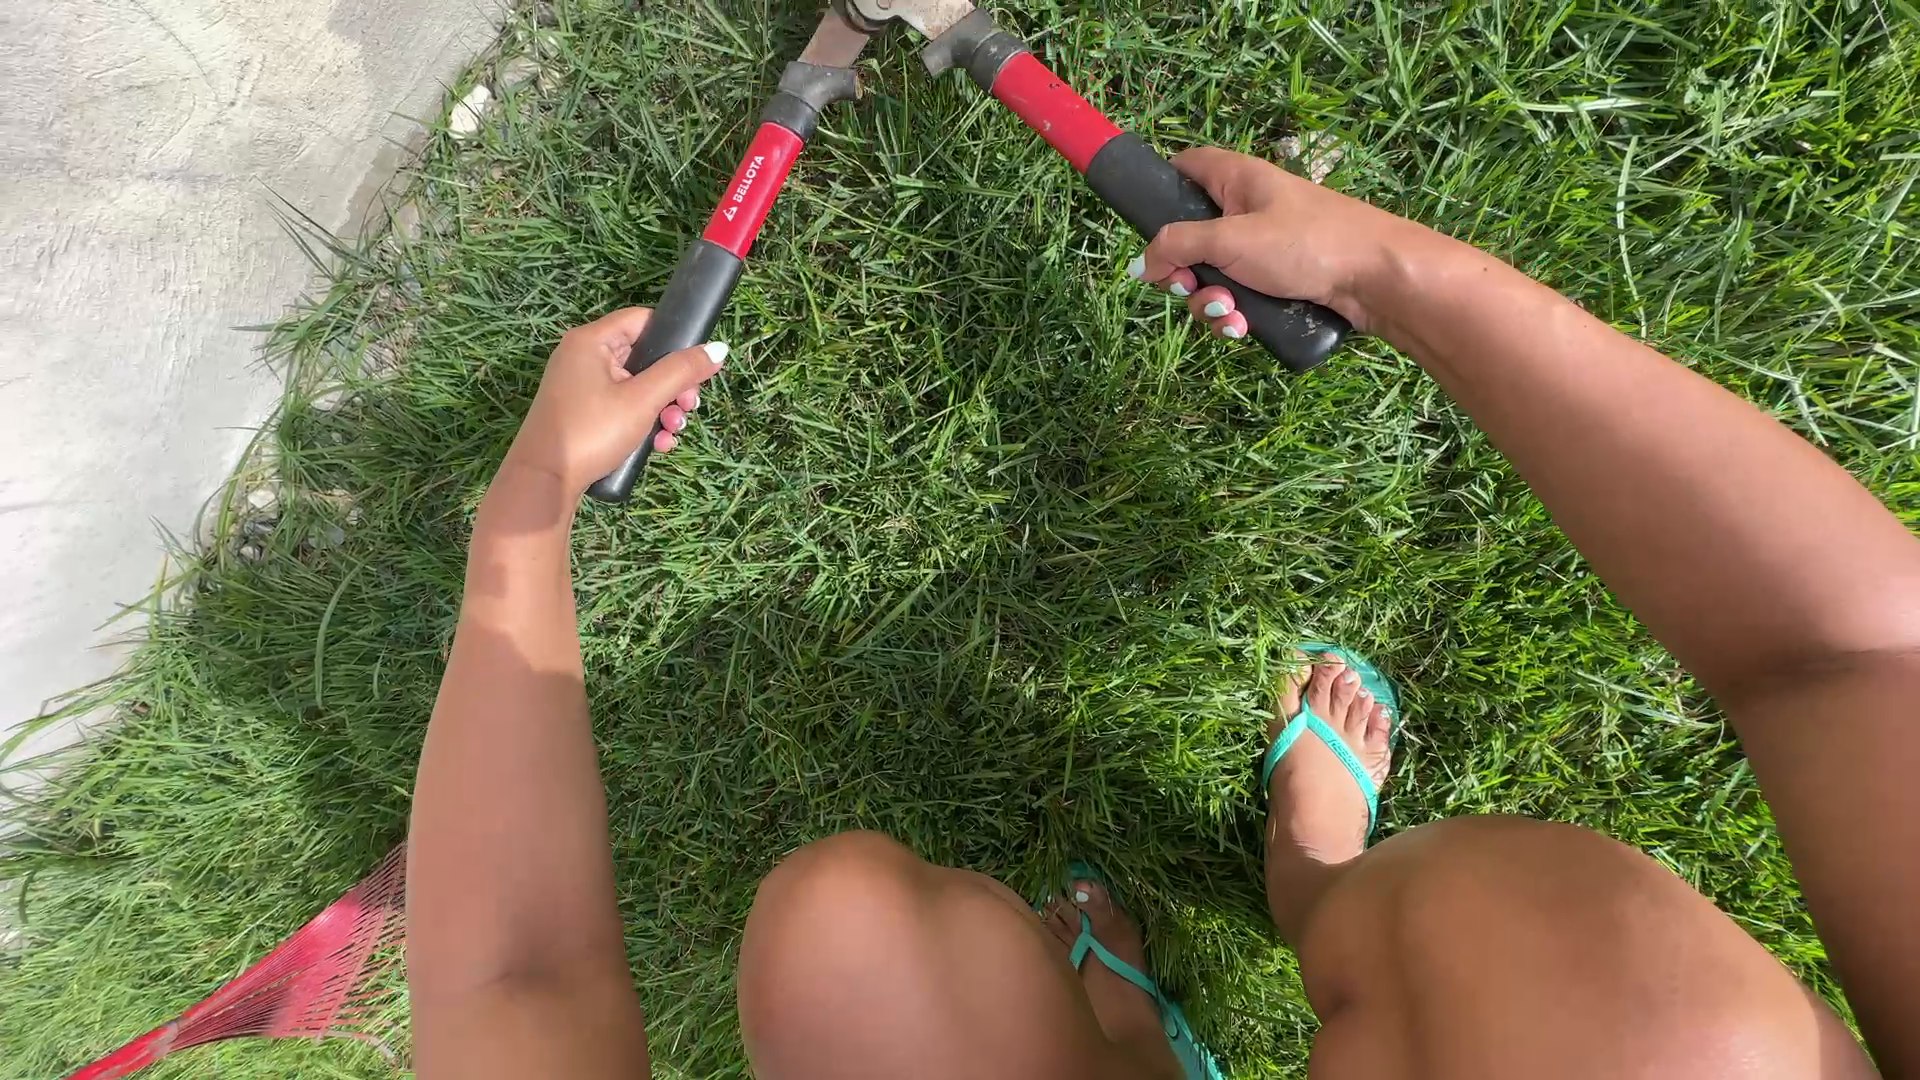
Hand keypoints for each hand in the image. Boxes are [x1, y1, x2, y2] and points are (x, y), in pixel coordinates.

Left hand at [503, 307, 726, 494]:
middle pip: (647, 358)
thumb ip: (681, 371)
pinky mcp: (587, 412)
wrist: (547, 480)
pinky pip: (626, 407)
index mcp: (592, 341)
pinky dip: (646, 423)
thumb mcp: (643, 399)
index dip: (674, 339)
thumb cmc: (593, 430)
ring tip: (672, 431)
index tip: (695, 369)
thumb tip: (718, 349)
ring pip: (641, 387)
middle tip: (688, 407)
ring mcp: (585, 387)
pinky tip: (658, 445)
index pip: (643, 321)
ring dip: (665, 409)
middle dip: (674, 386)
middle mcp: (586, 358)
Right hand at [1132, 147, 1418, 337]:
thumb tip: (1142, 265)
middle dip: (1183, 273)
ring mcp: (1259, 248)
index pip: (1185, 167)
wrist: (1375, 279)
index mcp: (1236, 181)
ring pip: (1209, 277)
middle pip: (1188, 239)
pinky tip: (1243, 327)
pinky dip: (1232, 315)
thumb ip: (1177, 246)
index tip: (1146, 227)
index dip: (1160, 190)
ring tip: (1231, 315)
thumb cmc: (1304, 244)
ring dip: (1209, 303)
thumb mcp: (1230, 240)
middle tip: (1190, 287)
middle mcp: (1244, 210)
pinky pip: (1235, 298)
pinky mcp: (1273, 281)